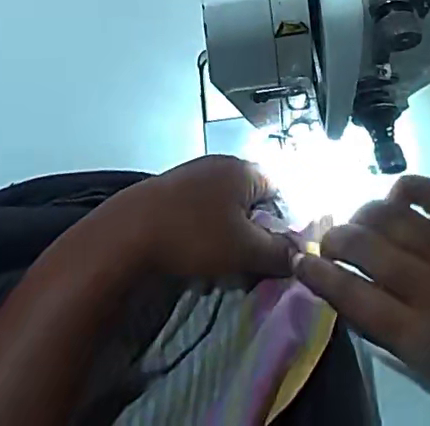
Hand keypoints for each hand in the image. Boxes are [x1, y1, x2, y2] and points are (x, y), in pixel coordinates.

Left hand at [92, 156, 293, 281]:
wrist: (129, 232)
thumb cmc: (195, 235)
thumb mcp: (245, 250)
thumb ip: (279, 252)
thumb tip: (300, 255)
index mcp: (243, 169)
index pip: (281, 192)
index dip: (286, 225)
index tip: (280, 255)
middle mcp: (220, 163)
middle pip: (253, 201)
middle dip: (256, 233)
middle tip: (252, 264)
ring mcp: (194, 174)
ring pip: (227, 209)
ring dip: (230, 236)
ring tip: (223, 264)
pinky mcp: (173, 190)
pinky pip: (203, 212)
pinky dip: (206, 232)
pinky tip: (197, 253)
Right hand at [292, 176, 429, 420]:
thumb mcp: (424, 373)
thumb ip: (379, 331)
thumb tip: (341, 292)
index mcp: (416, 334)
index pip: (350, 294)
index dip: (317, 273)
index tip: (299, 261)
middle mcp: (429, 286)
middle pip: (363, 246)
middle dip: (334, 238)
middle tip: (326, 242)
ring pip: (387, 214)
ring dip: (360, 215)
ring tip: (355, 224)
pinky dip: (405, 185)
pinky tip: (393, 196)